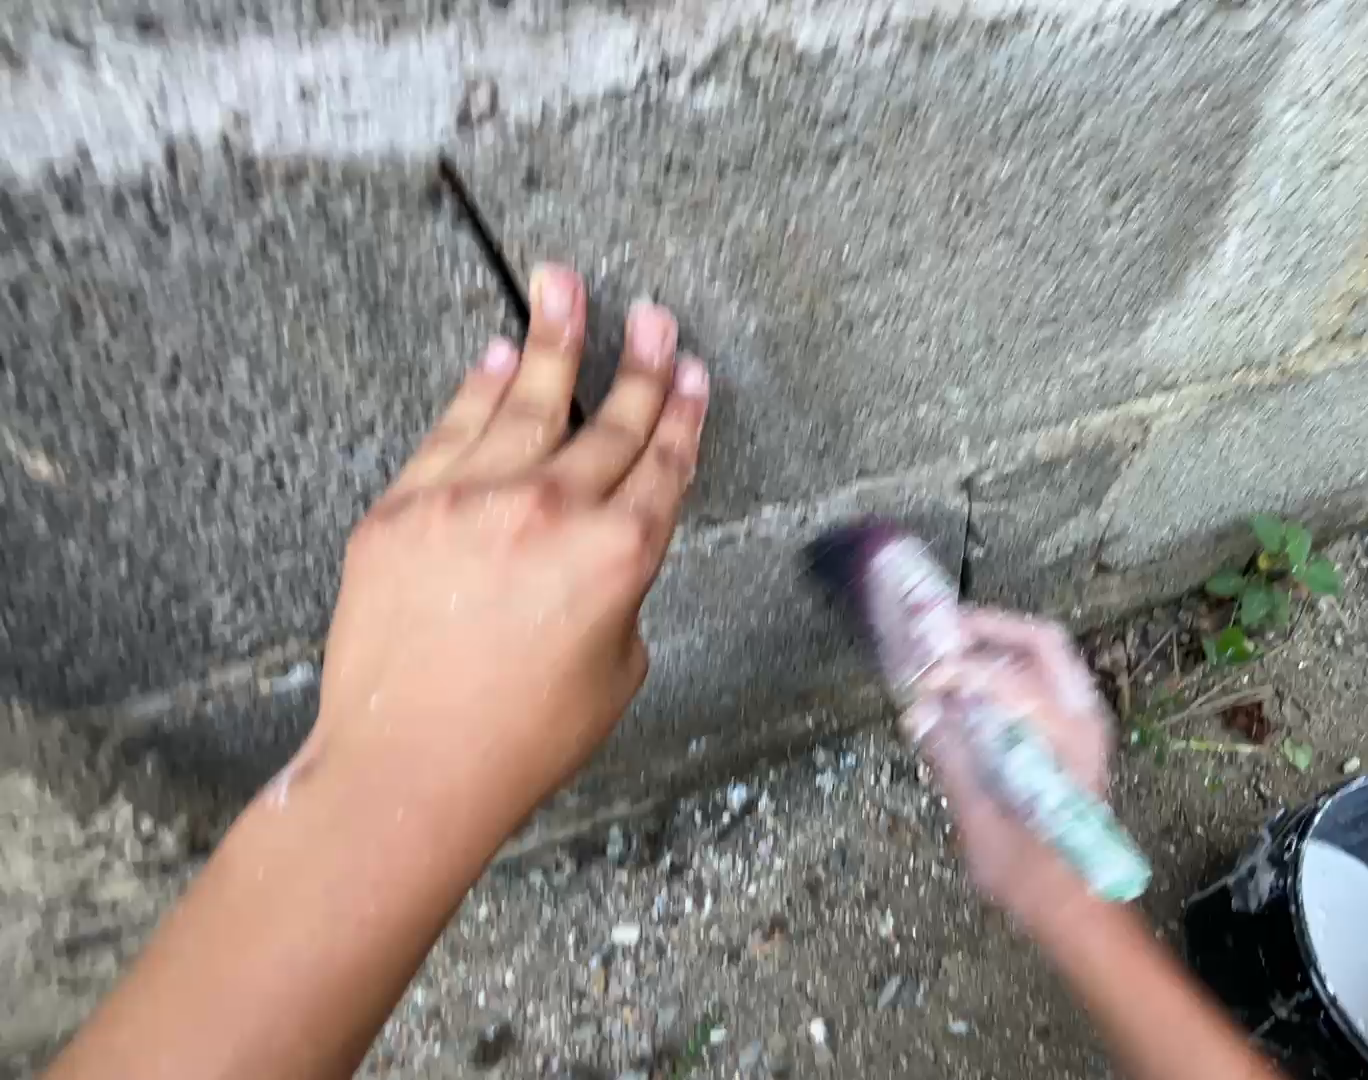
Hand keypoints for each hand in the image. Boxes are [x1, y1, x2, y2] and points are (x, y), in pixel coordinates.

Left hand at [299, 263, 707, 817]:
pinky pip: (453, 432)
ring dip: (552, 340)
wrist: (413, 768)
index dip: (683, 412)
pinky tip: (496, 353)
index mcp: (623, 556)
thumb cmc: (534, 731)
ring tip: (563, 283)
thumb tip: (597, 548)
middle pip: (613, 422)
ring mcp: (476, 503)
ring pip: (528, 404)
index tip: (692, 372)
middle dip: (640, 363)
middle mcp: (557, 514)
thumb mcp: (621, 661)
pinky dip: (477, 389)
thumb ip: (621, 588)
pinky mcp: (407, 510)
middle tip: (653, 315)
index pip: (665, 463)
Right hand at [914, 611, 1117, 932]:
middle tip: (940, 629)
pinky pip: (1041, 676)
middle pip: (1043, 644)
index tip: (926, 678)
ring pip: (1044, 654)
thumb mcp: (984, 824)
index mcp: (1070, 744)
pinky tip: (968, 682)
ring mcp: (1083, 721)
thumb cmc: (1033, 876)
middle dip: (989, 628)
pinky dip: (1004, 666)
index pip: (1015, 682)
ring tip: (947, 648)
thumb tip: (918, 711)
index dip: (965, 670)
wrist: (1077, 904)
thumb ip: (953, 761)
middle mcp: (1085, 720)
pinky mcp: (1073, 729)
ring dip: (996, 643)